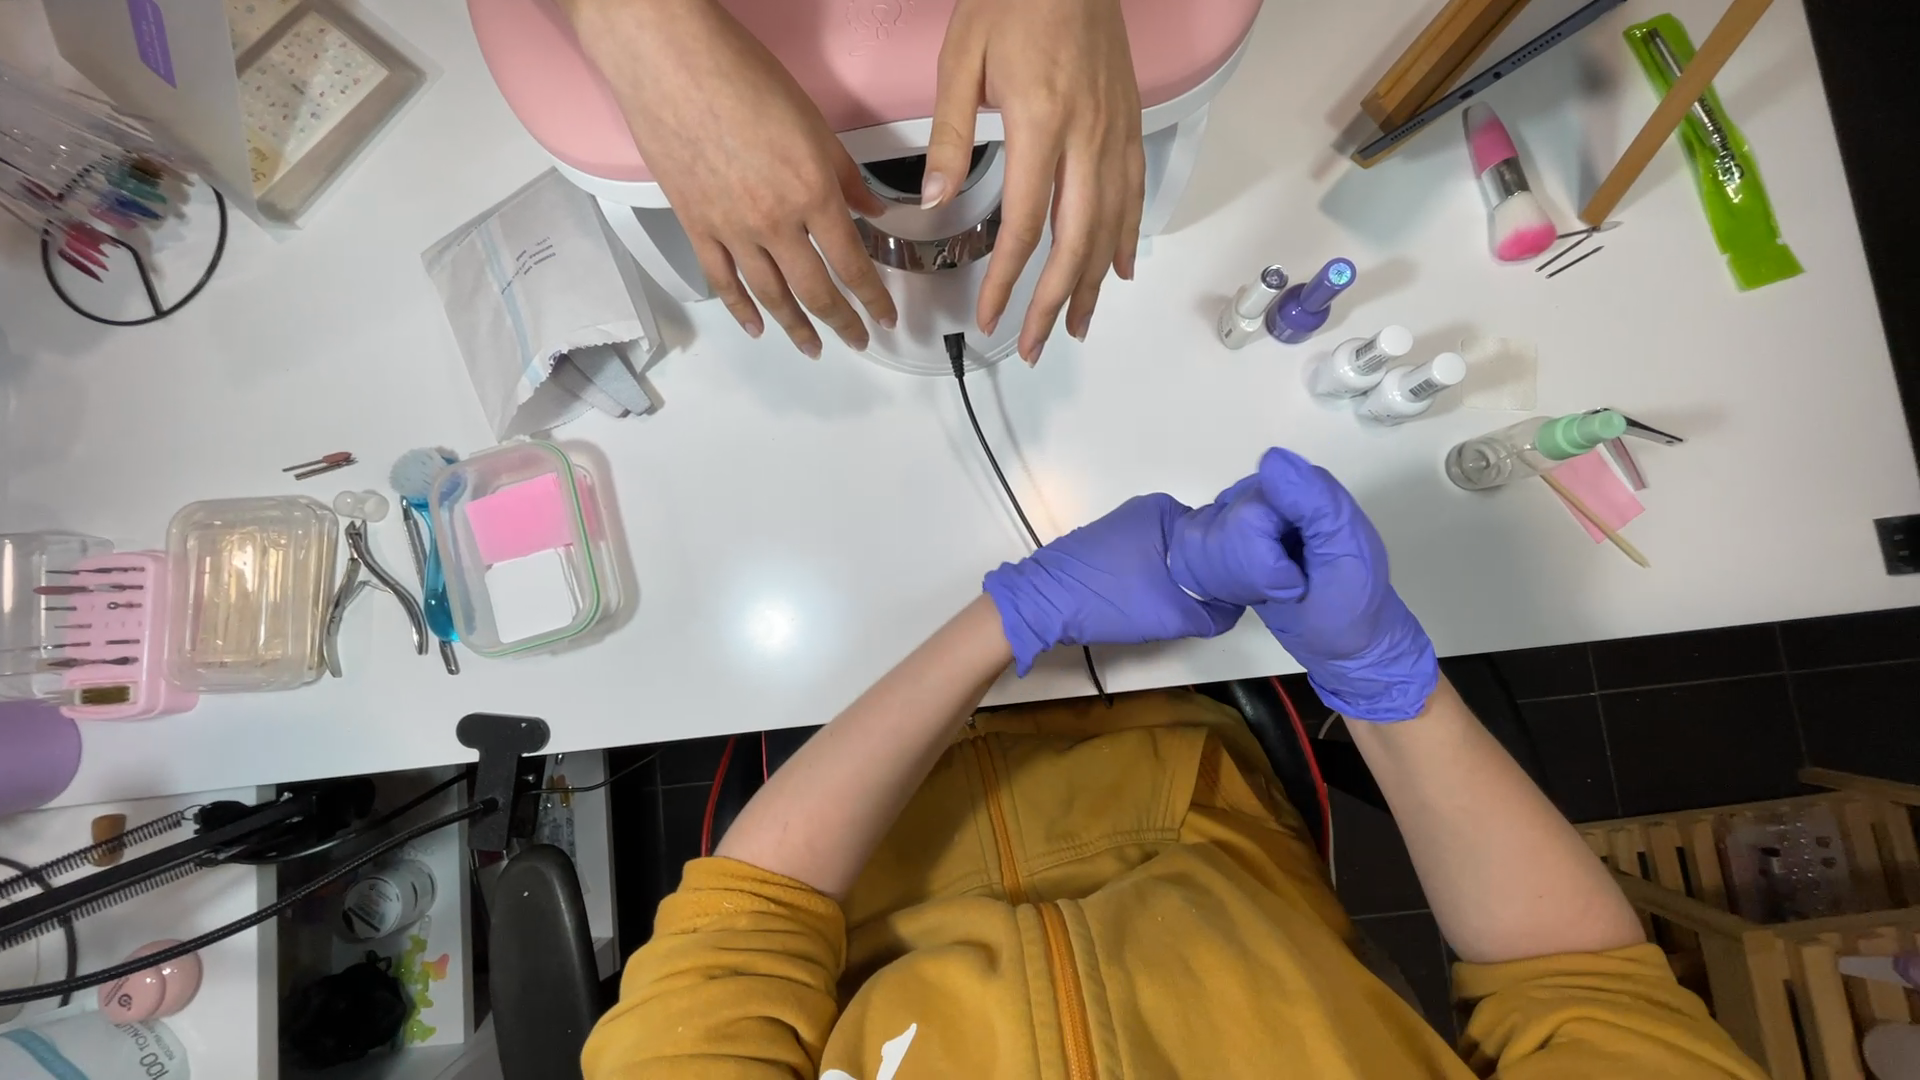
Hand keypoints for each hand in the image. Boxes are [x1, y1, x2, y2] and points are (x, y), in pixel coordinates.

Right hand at [566, 0, 895, 357]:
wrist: (670, 56)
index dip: (873, 299)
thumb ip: (848, 178)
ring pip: (771, 296)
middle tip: (857, 340)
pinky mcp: (697, 226)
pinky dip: (740, 309)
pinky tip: (756, 328)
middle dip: (842, 323)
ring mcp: (733, 230)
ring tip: (813, 348)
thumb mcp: (816, 126)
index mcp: (813, 195)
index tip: (885, 318)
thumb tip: (874, 212)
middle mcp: (776, 224)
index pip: (853, 265)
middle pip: (816, 292)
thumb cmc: (744, 77)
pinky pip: (722, 281)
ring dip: (796, 327)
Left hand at [924, 0, 1143, 362]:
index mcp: (1042, 126)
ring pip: (1109, 229)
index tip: (988, 317)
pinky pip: (1133, 196)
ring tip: (1075, 326)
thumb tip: (934, 204)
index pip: (1022, 228)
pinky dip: (1126, 240)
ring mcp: (1114, 135)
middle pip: (1073, 244)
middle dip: (1053, 304)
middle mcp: (1087, 140)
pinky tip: (1116, 272)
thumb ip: (948, 138)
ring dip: (1090, 286)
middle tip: (1036, 347)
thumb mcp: (961, 61)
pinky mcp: (1128, 127)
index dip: (1005, 282)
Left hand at [984, 494, 1240, 674]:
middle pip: (1194, 544)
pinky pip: (1148, 558)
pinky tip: (1158, 599)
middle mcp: (1145, 510)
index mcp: (1165, 510)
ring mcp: (1123, 525)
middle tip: (1214, 603)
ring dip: (1180, 577)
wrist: (1041, 604)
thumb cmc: (1108, 600)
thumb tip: (1237, 608)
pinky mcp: (1107, 544)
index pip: (1219, 533)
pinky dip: (1157, 576)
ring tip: (1190, 604)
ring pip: (1170, 553)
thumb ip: (1215, 614)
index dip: (1233, 563)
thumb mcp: (1171, 614)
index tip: (1241, 588)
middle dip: (1205, 572)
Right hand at [1169, 449, 1439, 721]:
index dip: (1260, 529)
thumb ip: (1314, 506)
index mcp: (1318, 498)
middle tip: (1278, 583)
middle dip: (1247, 547)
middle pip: (1240, 505)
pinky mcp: (1250, 544)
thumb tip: (1271, 457)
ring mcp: (1267, 524)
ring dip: (1234, 558)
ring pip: (1225, 521)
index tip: (1284, 569)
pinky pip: (1219, 538)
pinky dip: (1225, 562)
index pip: (1263, 490)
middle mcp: (1288, 503)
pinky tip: (1243, 582)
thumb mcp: (1342, 556)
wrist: (1343, 653)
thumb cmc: (1349, 610)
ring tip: (1262, 586)